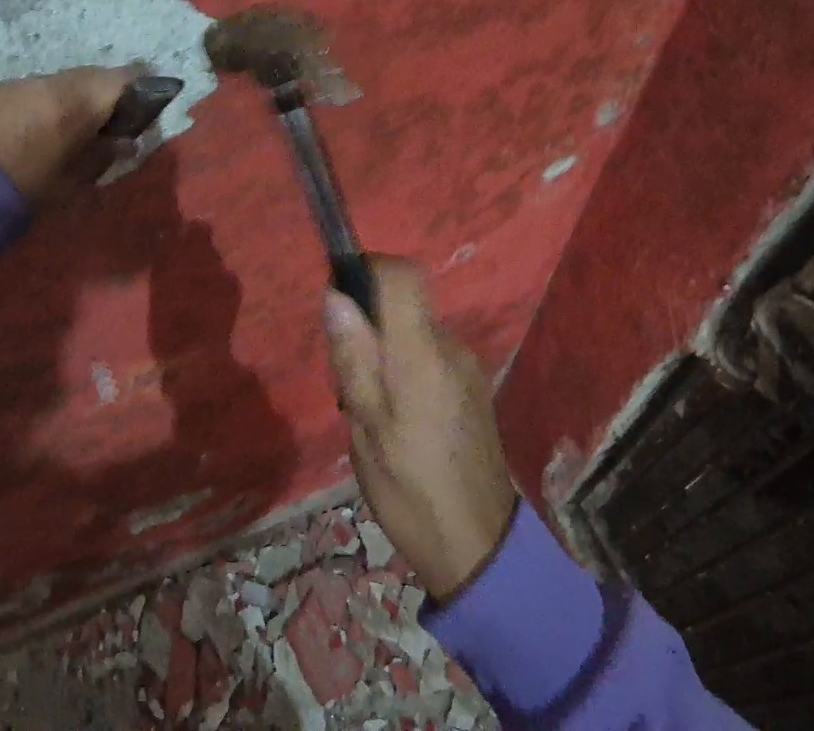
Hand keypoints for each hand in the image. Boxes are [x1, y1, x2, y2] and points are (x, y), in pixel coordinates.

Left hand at [0, 66, 135, 204]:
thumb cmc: (24, 188)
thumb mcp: (73, 181)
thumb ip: (103, 156)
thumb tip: (126, 143)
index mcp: (78, 102)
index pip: (124, 78)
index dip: (143, 86)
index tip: (152, 101)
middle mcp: (51, 82)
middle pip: (92, 76)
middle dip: (109, 93)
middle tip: (116, 119)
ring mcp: (19, 83)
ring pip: (61, 82)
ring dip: (75, 98)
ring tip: (75, 127)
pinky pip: (33, 90)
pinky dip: (46, 103)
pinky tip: (39, 129)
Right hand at [324, 259, 518, 600]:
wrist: (478, 543)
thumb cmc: (410, 490)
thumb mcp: (367, 429)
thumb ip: (354, 359)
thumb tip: (336, 295)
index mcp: (422, 355)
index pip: (402, 274)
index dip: (367, 270)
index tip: (338, 303)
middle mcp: (451, 348)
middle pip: (403, 304)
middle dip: (366, 326)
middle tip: (344, 383)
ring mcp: (466, 366)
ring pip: (412, 333)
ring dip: (383, 353)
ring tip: (367, 410)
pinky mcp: (472, 386)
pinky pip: (428, 356)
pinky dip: (404, 370)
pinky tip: (396, 419)